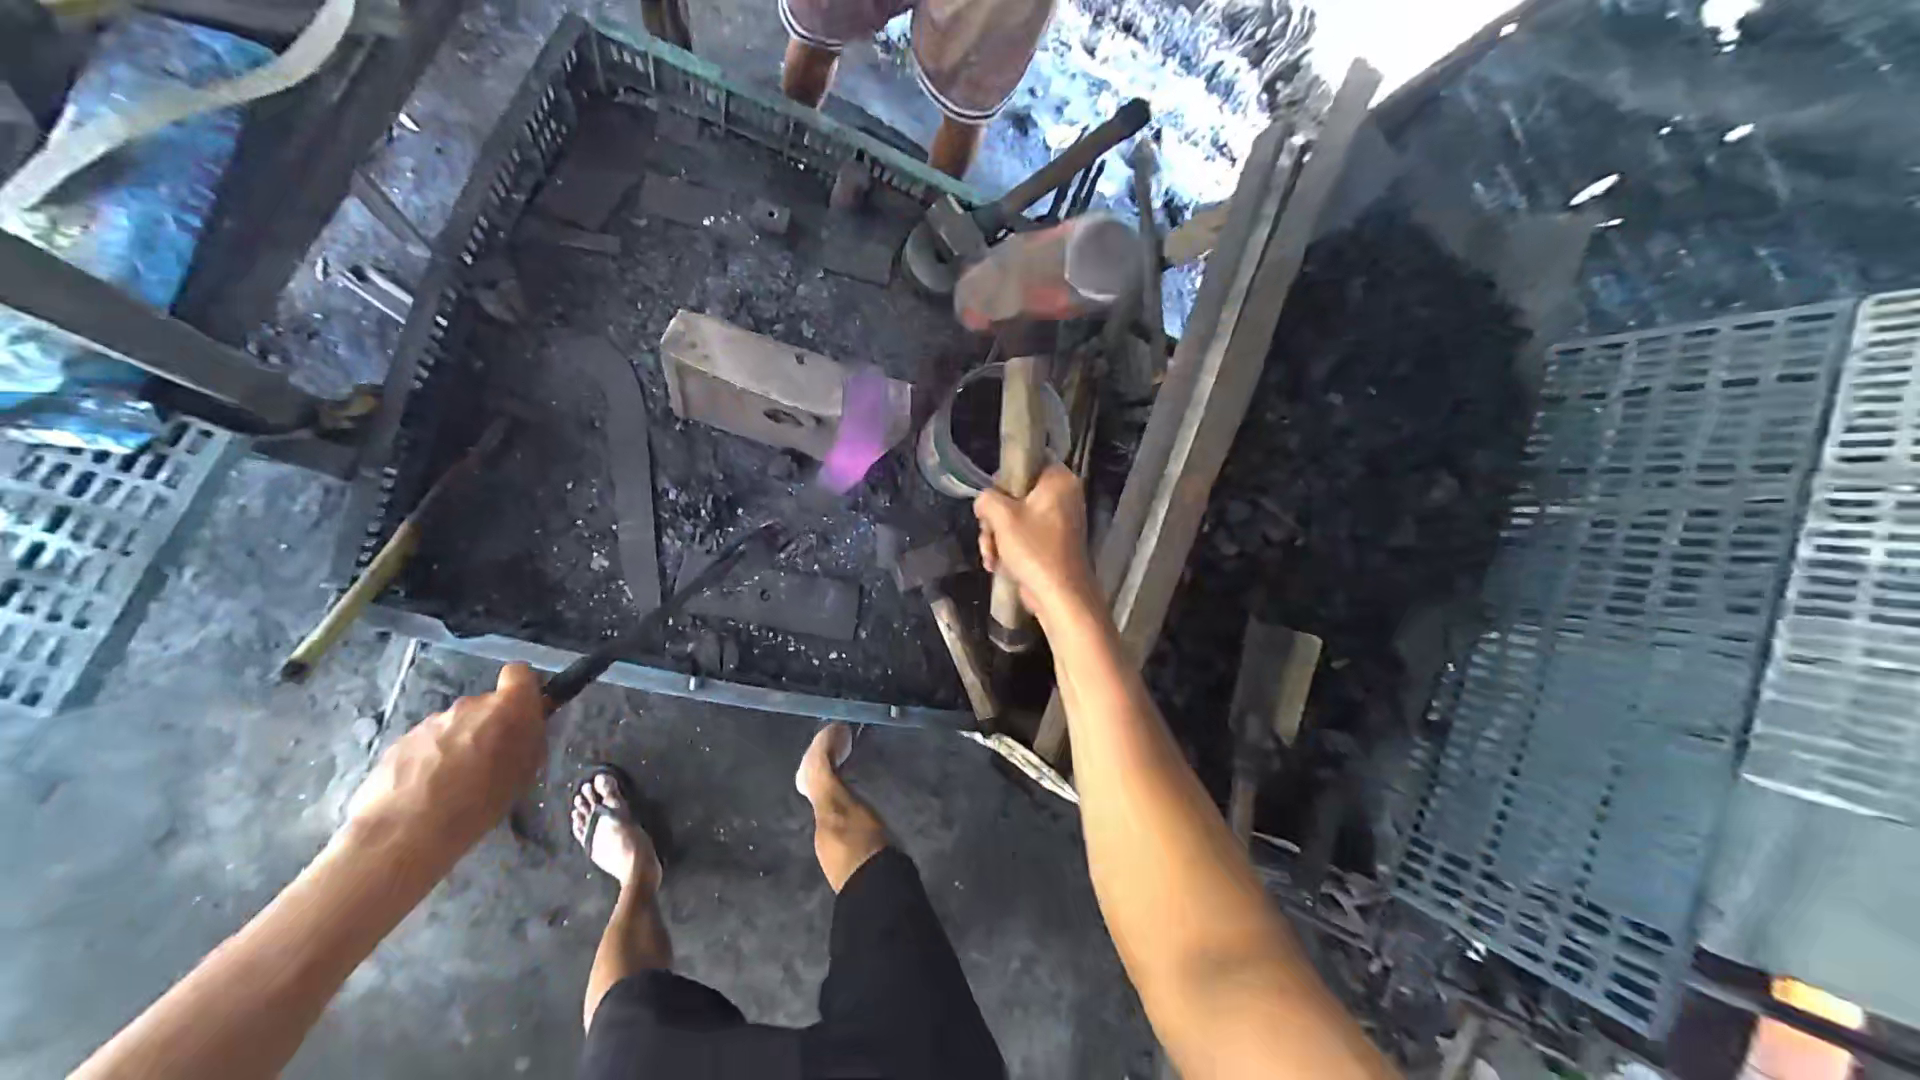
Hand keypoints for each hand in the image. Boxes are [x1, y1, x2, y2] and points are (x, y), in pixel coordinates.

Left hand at [345, 663, 546, 858]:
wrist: (405, 832)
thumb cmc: (481, 802)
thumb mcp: (525, 771)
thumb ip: (527, 738)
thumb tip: (524, 725)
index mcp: (507, 707)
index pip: (520, 673)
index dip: (523, 690)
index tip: (524, 715)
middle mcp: (469, 705)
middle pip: (486, 705)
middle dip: (489, 727)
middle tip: (488, 763)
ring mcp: (431, 722)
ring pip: (455, 726)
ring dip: (459, 745)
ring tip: (453, 785)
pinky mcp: (400, 741)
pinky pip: (427, 744)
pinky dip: (430, 760)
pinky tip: (425, 792)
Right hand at [973, 463, 1099, 621]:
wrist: (1060, 595)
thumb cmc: (1034, 550)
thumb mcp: (1002, 517)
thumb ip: (987, 499)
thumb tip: (984, 501)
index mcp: (1059, 480)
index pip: (1027, 461)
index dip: (1003, 478)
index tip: (991, 500)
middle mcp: (1064, 496)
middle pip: (1017, 493)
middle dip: (995, 518)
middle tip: (989, 533)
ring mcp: (1059, 521)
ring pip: (1016, 517)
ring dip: (997, 537)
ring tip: (991, 555)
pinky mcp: (1053, 543)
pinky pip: (1025, 535)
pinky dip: (1009, 548)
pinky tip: (997, 565)